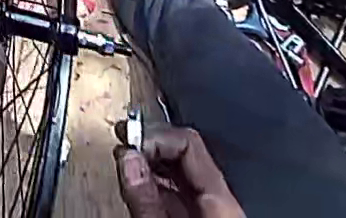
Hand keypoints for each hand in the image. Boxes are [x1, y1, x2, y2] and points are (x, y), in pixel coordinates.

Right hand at [115, 126, 244, 217]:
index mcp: (222, 200)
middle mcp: (222, 201)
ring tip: (125, 163)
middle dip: (150, 145)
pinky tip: (140, 188)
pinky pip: (181, 195)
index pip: (188, 141)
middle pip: (184, 154)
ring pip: (181, 174)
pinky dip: (157, 186)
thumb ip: (148, 198)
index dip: (155, 134)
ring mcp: (215, 212)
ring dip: (151, 164)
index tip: (128, 139)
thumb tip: (128, 157)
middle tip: (122, 142)